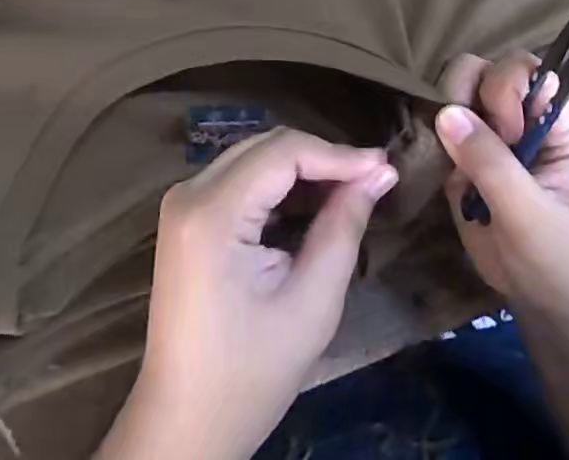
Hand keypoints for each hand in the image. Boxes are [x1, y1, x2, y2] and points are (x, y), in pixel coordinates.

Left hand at [97, 128, 397, 459]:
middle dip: (323, 157)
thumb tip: (382, 172)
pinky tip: (313, 201)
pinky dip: (280, 183)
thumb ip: (345, 225)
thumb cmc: (250, 372)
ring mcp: (183, 202)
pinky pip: (241, 177)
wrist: (185, 422)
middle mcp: (189, 193)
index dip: (338, 154)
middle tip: (373, 177)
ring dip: (304, 167)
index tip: (385, 167)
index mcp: (212, 214)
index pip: (284, 152)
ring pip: (255, 156)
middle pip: (267, 146)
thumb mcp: (312, 301)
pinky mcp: (187, 215)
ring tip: (352, 188)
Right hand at [435, 53, 568, 331]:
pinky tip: (436, 162)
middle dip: (468, 94)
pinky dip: (432, 135)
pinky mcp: (468, 158)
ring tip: (450, 155)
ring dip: (446, 112)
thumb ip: (491, 164)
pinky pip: (443, 127)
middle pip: (488, 71)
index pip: (528, 71)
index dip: (507, 89)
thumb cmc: (562, 263)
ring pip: (459, 93)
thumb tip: (445, 112)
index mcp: (560, 123)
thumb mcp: (532, 217)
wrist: (553, 311)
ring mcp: (495, 137)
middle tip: (469, 145)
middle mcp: (526, 119)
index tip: (507, 134)